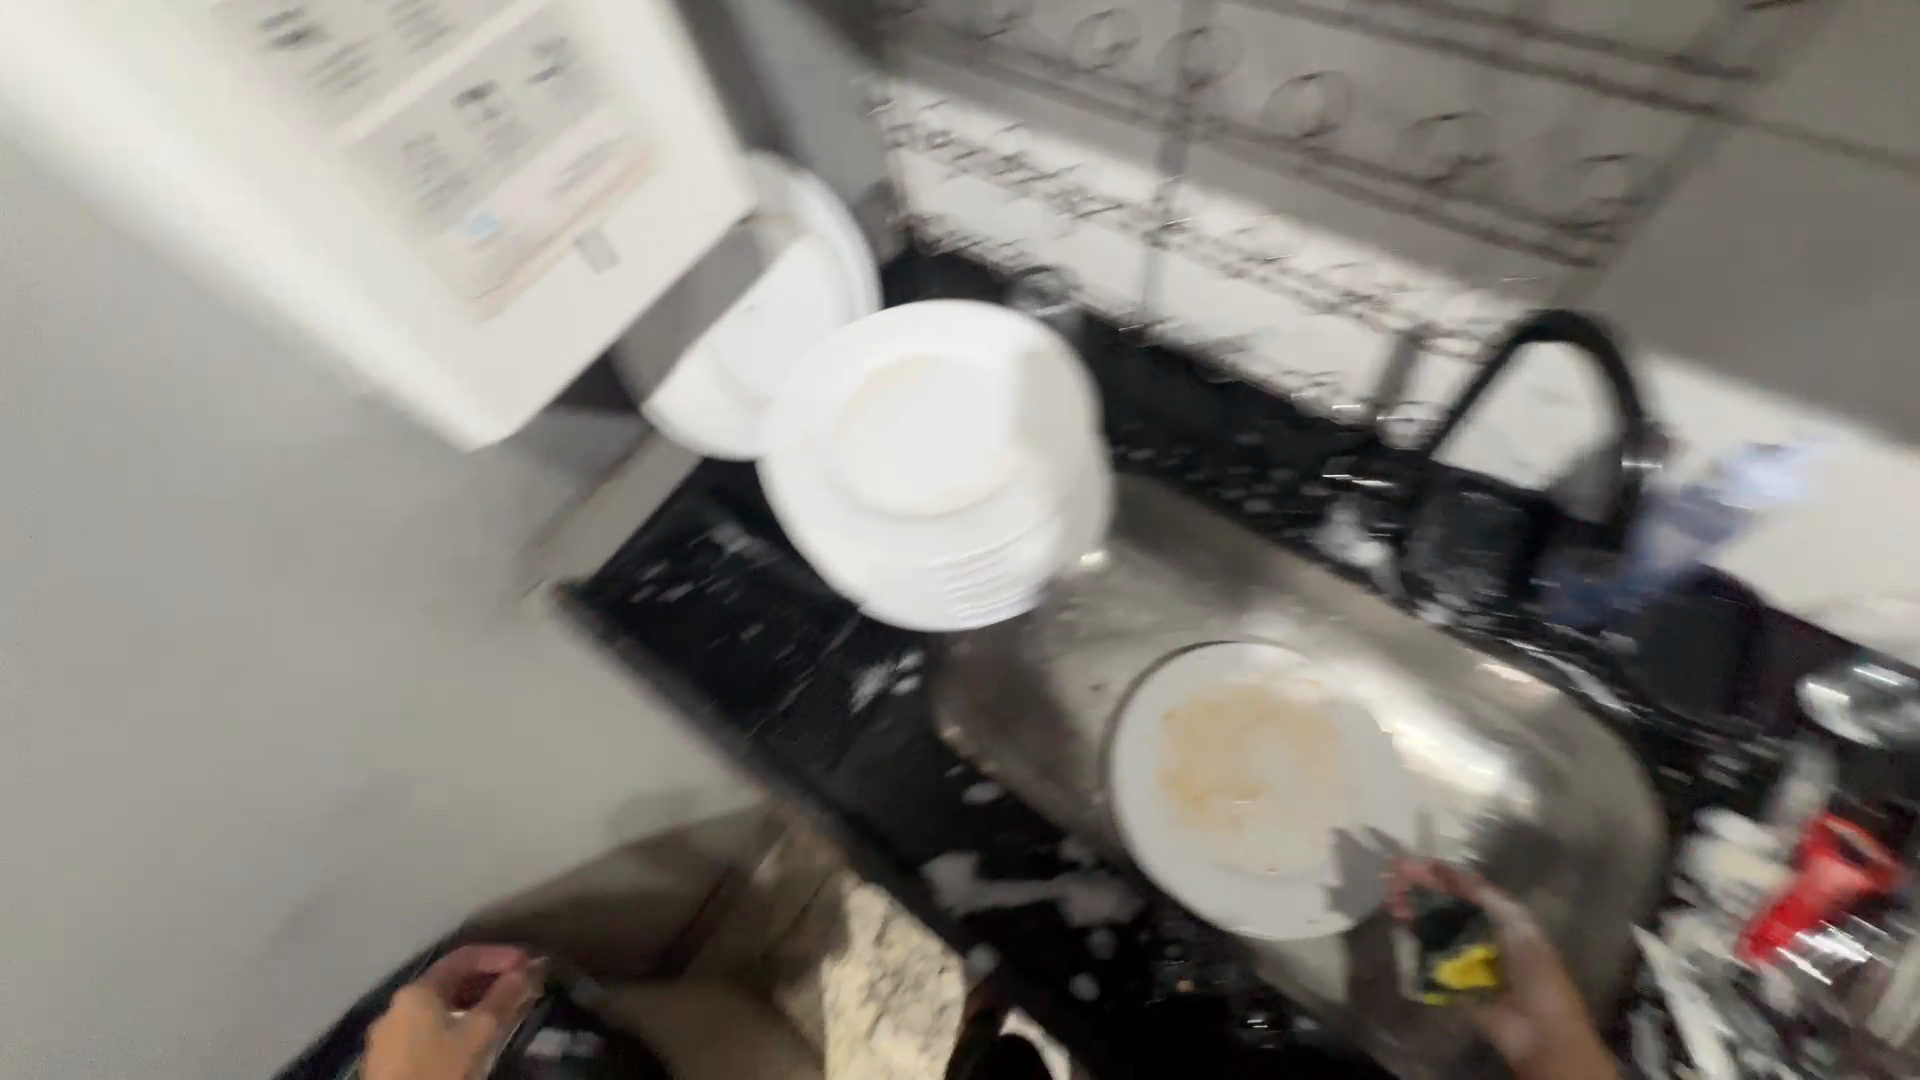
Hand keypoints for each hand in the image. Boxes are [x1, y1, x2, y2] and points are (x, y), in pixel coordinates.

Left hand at [364, 945, 537, 1079]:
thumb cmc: (439, 1070)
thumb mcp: (481, 1031)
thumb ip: (506, 994)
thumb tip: (528, 969)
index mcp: (418, 991)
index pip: (465, 956)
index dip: (501, 955)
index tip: (529, 963)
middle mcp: (397, 1006)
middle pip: (452, 980)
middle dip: (490, 979)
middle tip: (520, 986)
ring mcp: (388, 1036)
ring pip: (441, 1006)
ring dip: (475, 1002)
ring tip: (503, 1011)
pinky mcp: (387, 1062)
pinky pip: (428, 1028)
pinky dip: (456, 1023)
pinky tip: (474, 1037)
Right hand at [1394, 862, 1615, 1079]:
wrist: (1539, 1032)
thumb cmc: (1536, 975)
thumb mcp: (1516, 926)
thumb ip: (1483, 895)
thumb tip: (1445, 866)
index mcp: (1498, 920)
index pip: (1464, 889)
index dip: (1440, 874)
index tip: (1415, 861)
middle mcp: (1477, 933)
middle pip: (1442, 903)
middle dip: (1417, 885)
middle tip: (1391, 872)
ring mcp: (1460, 954)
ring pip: (1429, 922)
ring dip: (1409, 905)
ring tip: (1389, 894)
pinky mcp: (1446, 974)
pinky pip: (1423, 948)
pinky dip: (1408, 931)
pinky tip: (1395, 918)